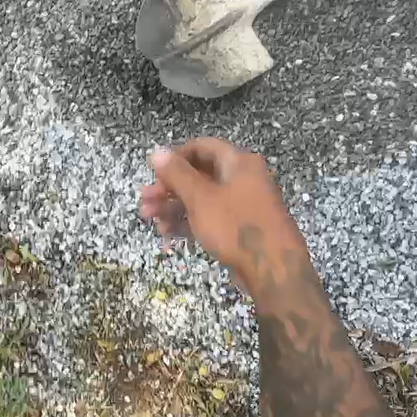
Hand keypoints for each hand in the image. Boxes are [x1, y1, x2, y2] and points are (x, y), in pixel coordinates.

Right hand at [138, 139, 319, 301]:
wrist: (272, 269)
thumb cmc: (235, 227)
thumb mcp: (201, 198)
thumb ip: (176, 174)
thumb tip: (156, 151)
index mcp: (238, 163)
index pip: (201, 147)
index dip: (174, 157)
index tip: (152, 173)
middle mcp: (241, 179)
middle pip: (197, 174)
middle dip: (168, 188)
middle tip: (144, 201)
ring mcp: (241, 204)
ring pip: (200, 198)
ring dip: (172, 207)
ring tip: (150, 221)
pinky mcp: (238, 227)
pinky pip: (208, 217)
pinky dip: (187, 222)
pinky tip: (167, 234)